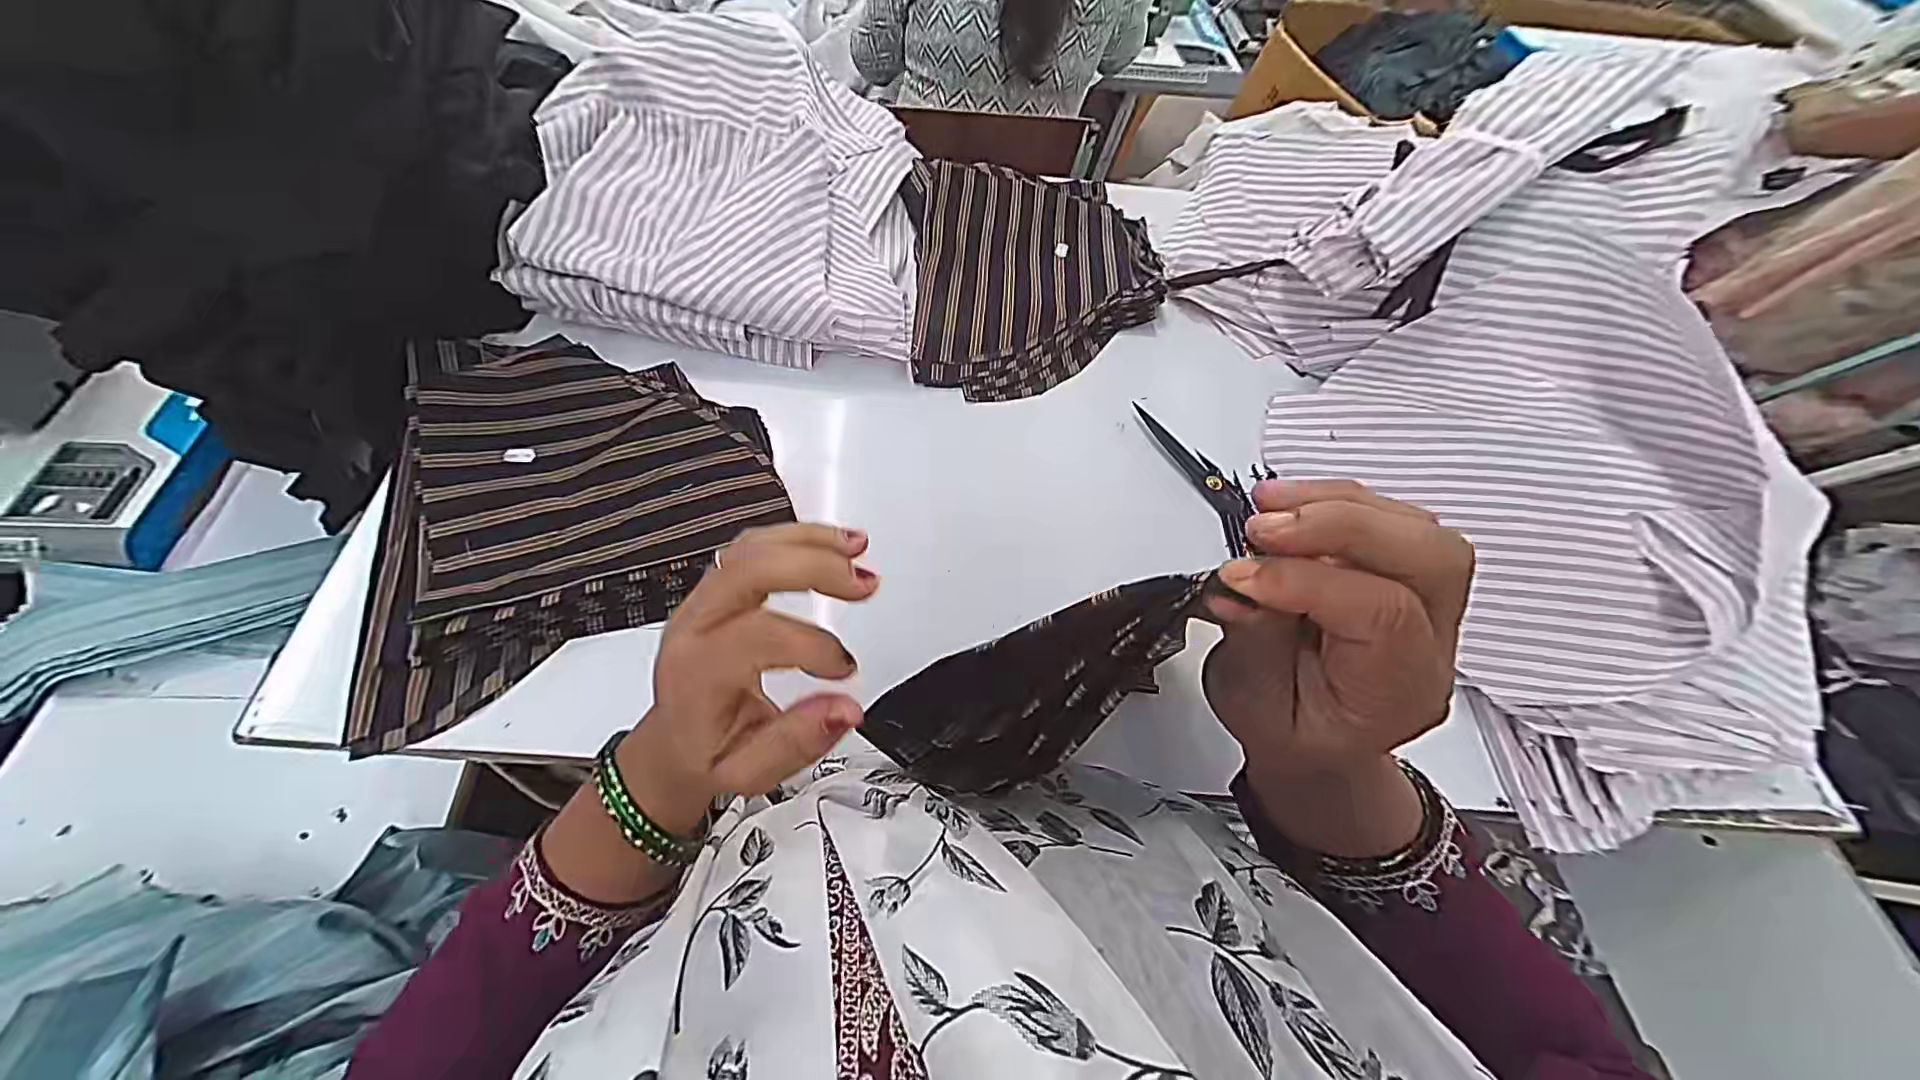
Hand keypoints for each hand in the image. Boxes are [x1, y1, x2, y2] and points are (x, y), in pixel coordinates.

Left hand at [616, 523, 878, 833]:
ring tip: (856, 547)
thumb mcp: (749, 772)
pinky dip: (798, 536)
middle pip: (749, 568)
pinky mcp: (718, 588)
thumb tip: (845, 709)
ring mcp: (703, 601)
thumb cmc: (706, 752)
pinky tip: (832, 542)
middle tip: (864, 583)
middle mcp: (694, 626)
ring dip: (810, 541)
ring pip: (751, 547)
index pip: (760, 635)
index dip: (814, 646)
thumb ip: (798, 742)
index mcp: (697, 672)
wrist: (675, 740)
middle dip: (816, 568)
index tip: (844, 669)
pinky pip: (753, 545)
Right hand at [1201, 480, 1473, 853]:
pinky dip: (1334, 501)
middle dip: (1339, 526)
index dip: (1303, 581)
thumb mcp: (1253, 702)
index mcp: (1398, 689)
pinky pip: (1388, 517)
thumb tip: (1241, 584)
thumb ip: (1253, 639)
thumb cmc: (1288, 730)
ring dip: (1335, 505)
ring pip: (1414, 527)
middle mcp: (1430, 642)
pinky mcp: (1398, 571)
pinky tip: (1288, 506)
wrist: (1311, 737)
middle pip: (1428, 557)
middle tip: (1263, 528)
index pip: (1381, 614)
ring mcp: (1425, 603)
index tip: (1238, 576)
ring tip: (1268, 508)